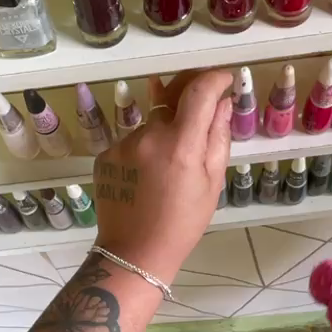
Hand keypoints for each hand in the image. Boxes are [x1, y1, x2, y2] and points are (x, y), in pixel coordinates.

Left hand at [91, 69, 230, 280]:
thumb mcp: (211, 183)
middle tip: (205, 101)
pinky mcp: (106, 154)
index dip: (215, 78)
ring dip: (166, 130)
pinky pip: (133, 142)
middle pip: (172, 100)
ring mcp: (123, 144)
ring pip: (152, 124)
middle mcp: (149, 136)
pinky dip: (145, 149)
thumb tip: (222, 103)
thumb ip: (218, 138)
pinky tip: (149, 177)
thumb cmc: (182, 224)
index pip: (199, 91)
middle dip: (190, 94)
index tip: (225, 78)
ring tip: (170, 166)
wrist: (134, 253)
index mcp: (181, 144)